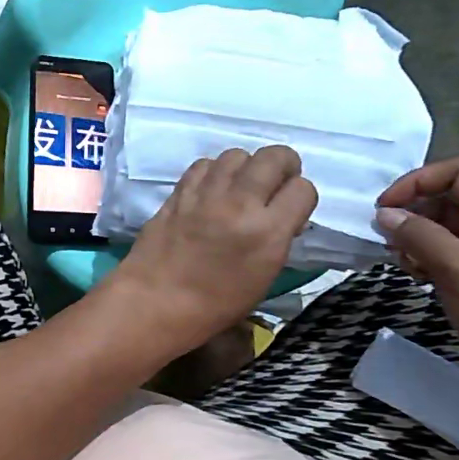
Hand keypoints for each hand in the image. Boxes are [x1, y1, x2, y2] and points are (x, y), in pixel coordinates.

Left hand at [105, 146, 317, 355]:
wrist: (155, 301)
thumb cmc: (216, 304)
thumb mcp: (264, 275)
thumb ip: (278, 236)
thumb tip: (280, 214)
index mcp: (268, 232)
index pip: (303, 188)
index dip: (299, 197)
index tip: (291, 208)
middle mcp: (240, 204)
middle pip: (274, 156)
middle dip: (282, 166)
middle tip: (274, 184)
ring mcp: (206, 195)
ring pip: (237, 154)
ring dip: (245, 167)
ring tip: (240, 187)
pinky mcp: (179, 193)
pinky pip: (203, 165)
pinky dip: (213, 172)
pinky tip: (211, 190)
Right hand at [375, 157, 458, 396]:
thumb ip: (420, 237)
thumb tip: (383, 214)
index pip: (458, 173)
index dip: (418, 181)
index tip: (384, 207)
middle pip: (448, 198)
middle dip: (412, 212)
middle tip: (386, 238)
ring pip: (443, 227)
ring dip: (414, 237)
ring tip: (401, 260)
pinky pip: (446, 253)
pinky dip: (423, 257)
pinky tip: (414, 274)